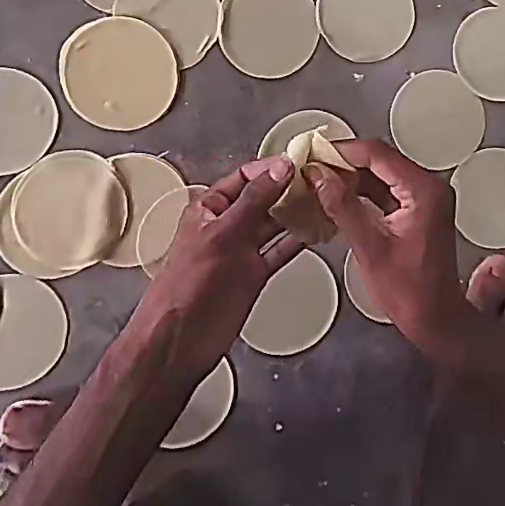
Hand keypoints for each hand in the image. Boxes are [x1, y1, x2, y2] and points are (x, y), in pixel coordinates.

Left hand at [128, 156, 303, 378]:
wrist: (179, 342)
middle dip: (289, 189)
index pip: (245, 177)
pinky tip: (317, 231)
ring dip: (296, 213)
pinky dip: (297, 241)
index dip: (271, 168)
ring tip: (325, 201)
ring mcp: (242, 250)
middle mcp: (227, 225)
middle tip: (320, 181)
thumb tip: (281, 167)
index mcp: (210, 209)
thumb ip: (255, 199)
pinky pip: (280, 250)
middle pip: (263, 198)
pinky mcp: (255, 273)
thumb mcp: (224, 234)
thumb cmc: (190, 285)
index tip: (301, 163)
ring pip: (275, 224)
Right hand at [309, 139, 470, 352]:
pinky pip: (386, 190)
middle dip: (344, 163)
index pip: (378, 154)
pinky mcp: (418, 210)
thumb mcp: (369, 246)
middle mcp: (429, 187)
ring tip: (318, 181)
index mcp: (424, 190)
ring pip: (382, 174)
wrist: (436, 317)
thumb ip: (342, 207)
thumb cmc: (409, 289)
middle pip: (381, 160)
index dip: (343, 151)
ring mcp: (425, 198)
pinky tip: (337, 197)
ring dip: (351, 177)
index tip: (314, 154)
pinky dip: (362, 192)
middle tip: (311, 168)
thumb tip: (318, 176)